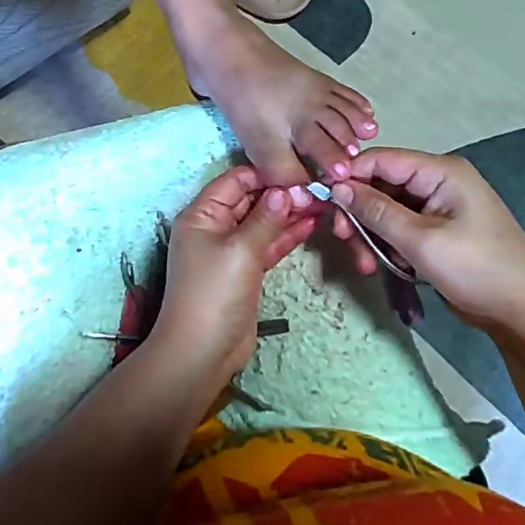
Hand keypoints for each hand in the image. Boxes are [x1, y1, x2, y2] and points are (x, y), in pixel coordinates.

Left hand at [153, 165, 316, 383]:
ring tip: (322, 202)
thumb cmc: (214, 293)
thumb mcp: (240, 250)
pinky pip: (267, 244)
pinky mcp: (245, 270)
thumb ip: (265, 219)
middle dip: (281, 194)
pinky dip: (286, 235)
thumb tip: (287, 190)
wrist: (202, 351)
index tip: (299, 172)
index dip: (265, 174)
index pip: (235, 181)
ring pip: (262, 223)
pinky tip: (310, 224)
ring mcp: (230, 250)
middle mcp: (214, 227)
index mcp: (202, 214)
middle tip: (319, 188)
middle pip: (249, 200)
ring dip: (288, 214)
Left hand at [179, 15, 377, 184]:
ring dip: (355, 123)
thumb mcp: (258, 142)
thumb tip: (304, 195)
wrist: (226, 47)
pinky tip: (364, 109)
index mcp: (304, 124)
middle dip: (348, 147)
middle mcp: (315, 105)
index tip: (343, 180)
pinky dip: (354, 101)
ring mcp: (312, 86)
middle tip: (358, 162)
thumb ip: (282, 171)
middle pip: (338, 129)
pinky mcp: (306, 73)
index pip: (325, 151)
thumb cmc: (240, 99)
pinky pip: (339, 90)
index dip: (334, 166)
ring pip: (342, 108)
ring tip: (368, 133)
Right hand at [326, 148, 524, 330]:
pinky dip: (385, 244)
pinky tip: (379, 266)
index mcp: (441, 171)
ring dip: (369, 234)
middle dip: (358, 212)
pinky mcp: (436, 230)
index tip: (323, 201)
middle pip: (380, 185)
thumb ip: (376, 211)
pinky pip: (398, 227)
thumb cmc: (477, 269)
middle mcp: (437, 181)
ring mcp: (437, 206)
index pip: (381, 159)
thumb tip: (337, 187)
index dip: (349, 175)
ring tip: (364, 264)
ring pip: (385, 209)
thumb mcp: (421, 241)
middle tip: (344, 240)